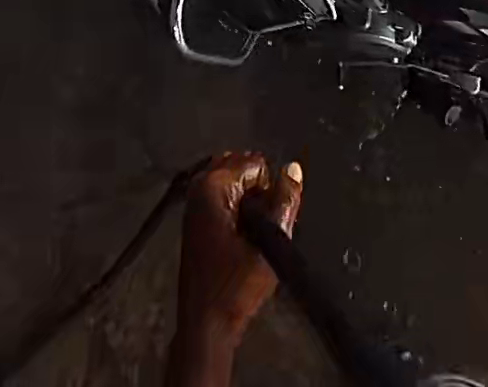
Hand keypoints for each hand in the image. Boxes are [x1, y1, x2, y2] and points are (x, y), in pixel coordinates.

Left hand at [176, 152, 301, 341]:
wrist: (206, 325)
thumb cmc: (235, 287)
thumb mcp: (269, 244)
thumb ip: (284, 203)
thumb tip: (293, 168)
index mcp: (213, 185)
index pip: (255, 162)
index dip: (269, 190)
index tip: (267, 221)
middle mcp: (199, 185)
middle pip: (241, 166)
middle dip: (257, 190)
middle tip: (259, 228)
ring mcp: (194, 200)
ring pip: (233, 181)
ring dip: (247, 199)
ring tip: (250, 234)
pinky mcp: (195, 216)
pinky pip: (223, 195)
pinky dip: (236, 207)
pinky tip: (239, 236)